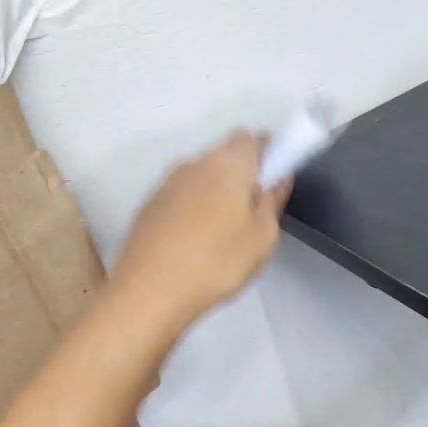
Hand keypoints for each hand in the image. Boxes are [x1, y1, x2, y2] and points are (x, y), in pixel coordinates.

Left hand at [111, 130, 289, 329]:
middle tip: (252, 217)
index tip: (273, 182)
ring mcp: (167, 183)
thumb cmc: (218, 260)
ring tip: (222, 237)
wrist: (152, 289)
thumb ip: (272, 200)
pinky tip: (196, 245)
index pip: (250, 138)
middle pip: (224, 157)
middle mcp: (194, 163)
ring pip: (202, 179)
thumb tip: (277, 177)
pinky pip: (182, 199)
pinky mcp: (150, 205)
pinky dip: (194, 212)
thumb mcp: (263, 236)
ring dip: (216, 196)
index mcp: (227, 164)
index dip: (267, 154)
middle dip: (241, 178)